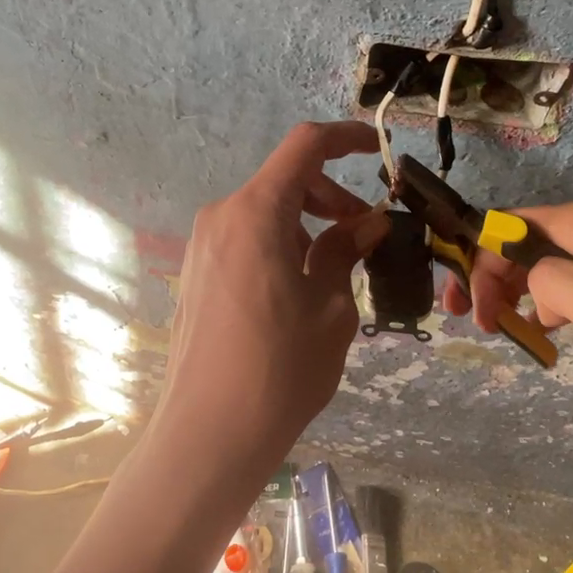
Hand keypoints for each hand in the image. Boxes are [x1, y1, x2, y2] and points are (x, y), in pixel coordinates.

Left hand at [53, 122, 390, 572]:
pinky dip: (279, 244)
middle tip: (367, 236)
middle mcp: (222, 215)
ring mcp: (203, 244)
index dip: (345, 137)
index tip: (377, 149)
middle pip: (284, 180)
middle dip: (331, 197)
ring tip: (335, 271)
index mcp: (256, 211)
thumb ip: (346, 251)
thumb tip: (368, 224)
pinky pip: (244, 238)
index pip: (304, 146)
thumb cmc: (280, 368)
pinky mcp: (196, 271)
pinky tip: (298, 289)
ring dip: (306, 224)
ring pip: (265, 211)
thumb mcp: (331, 308)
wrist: (206, 434)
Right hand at [444, 199, 572, 450]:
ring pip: (548, 260)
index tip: (468, 308)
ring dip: (516, 288)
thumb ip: (550, 277)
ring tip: (502, 326)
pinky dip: (548, 300)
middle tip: (475, 321)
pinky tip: (546, 328)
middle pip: (526, 238)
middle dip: (491, 272)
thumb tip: (526, 277)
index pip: (512, 224)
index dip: (479, 258)